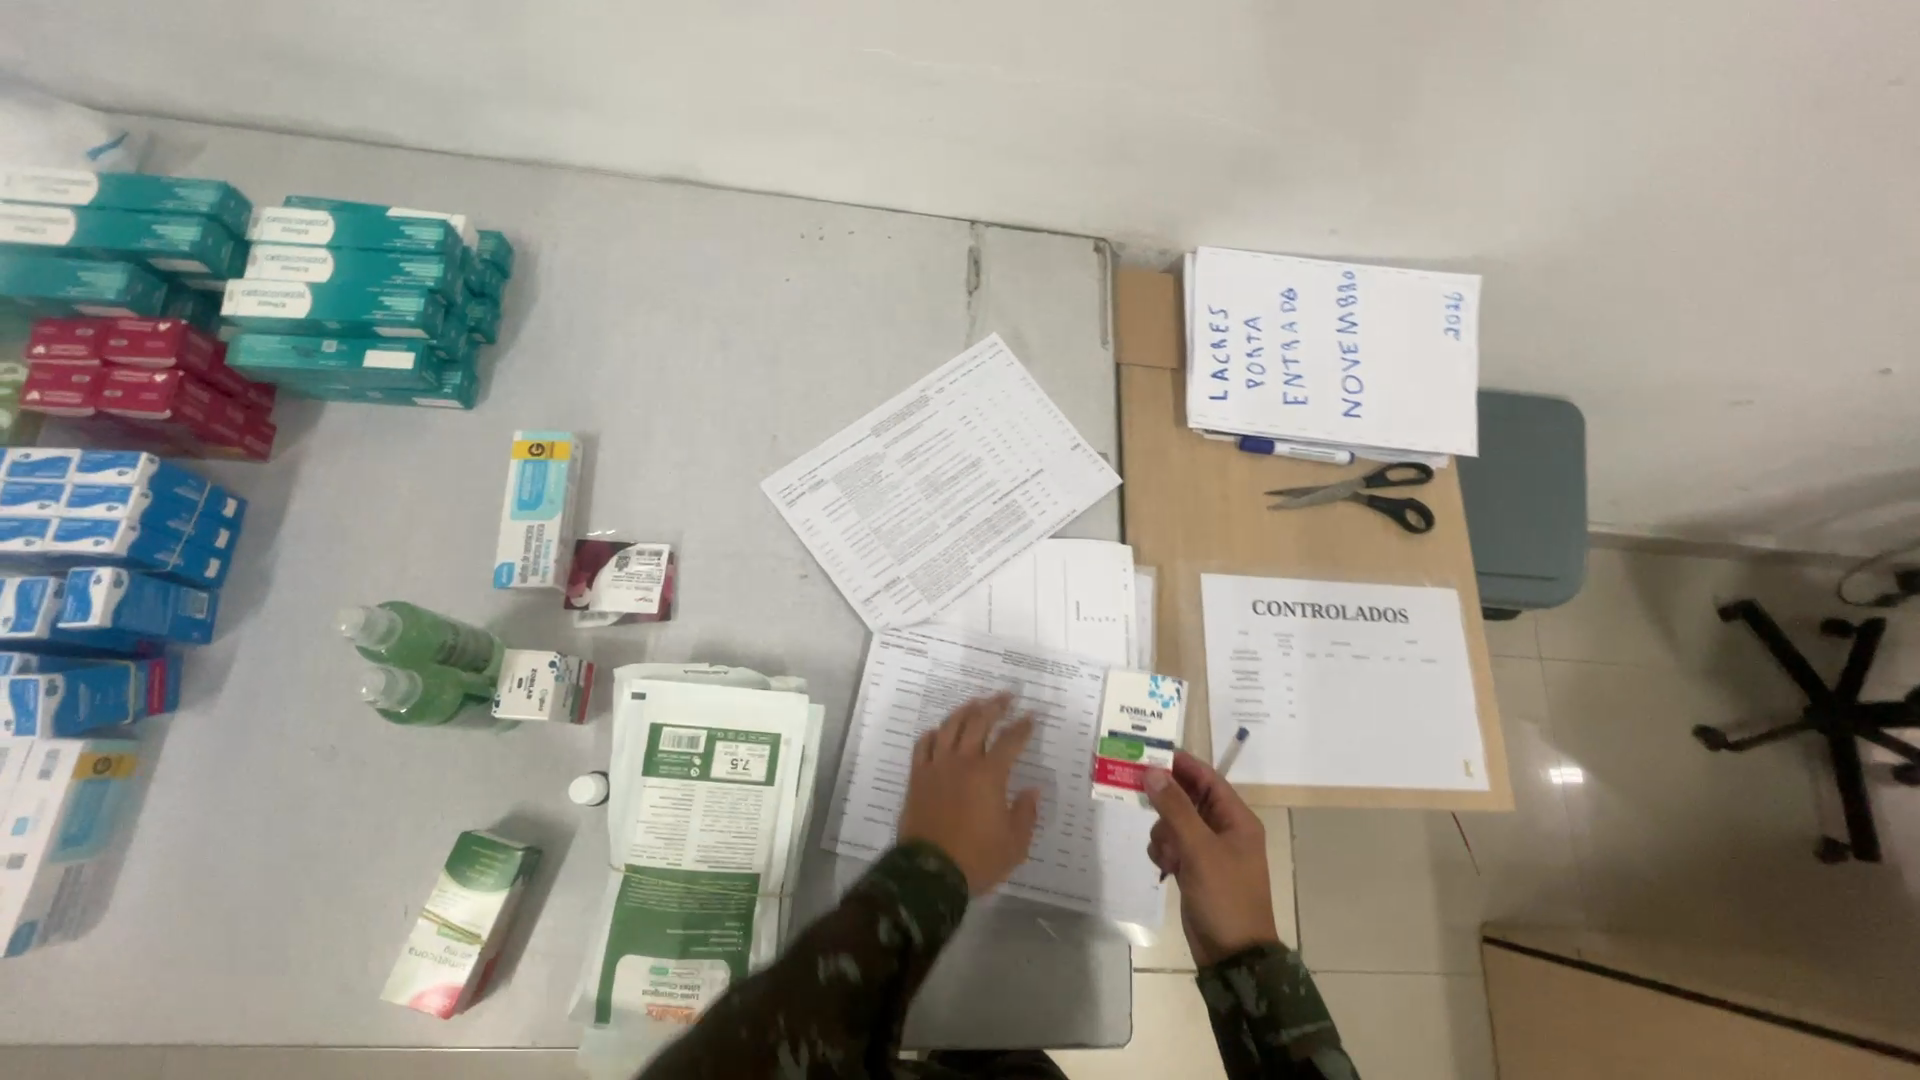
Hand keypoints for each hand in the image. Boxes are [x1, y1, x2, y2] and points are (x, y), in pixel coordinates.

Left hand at [897, 693, 1040, 894]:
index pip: (1010, 740)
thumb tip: (1031, 790)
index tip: (1031, 717)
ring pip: (950, 726)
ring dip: (965, 711)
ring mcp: (936, 767)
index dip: (1023, 726)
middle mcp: (963, 762)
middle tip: (1006, 697)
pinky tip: (940, 731)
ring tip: (975, 704)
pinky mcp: (917, 777)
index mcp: (990, 775)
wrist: (929, 874)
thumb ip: (1026, 813)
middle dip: (995, 706)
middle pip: (979, 721)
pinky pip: (923, 745)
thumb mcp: (1015, 844)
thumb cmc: (977, 860)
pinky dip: (934, 733)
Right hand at [1144, 750, 1279, 965]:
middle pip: (1187, 798)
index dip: (1180, 764)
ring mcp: (1208, 850)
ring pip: (1174, 822)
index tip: (1149, 754)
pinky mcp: (1194, 868)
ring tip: (1167, 853)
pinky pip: (1171, 845)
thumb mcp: (1200, 849)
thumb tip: (1153, 772)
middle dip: (1166, 802)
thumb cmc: (1225, 896)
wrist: (1232, 954)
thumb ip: (1175, 808)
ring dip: (1163, 832)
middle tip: (1136, 791)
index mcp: (1236, 819)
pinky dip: (1164, 852)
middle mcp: (1223, 829)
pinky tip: (1165, 868)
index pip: (1207, 778)